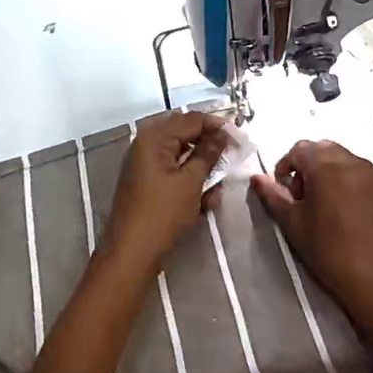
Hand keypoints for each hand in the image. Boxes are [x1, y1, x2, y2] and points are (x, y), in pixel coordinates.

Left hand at [94, 111, 230, 280]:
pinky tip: (202, 203)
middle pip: (186, 135)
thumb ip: (208, 154)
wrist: (131, 252)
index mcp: (154, 138)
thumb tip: (223, 134)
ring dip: (202, 171)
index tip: (241, 139)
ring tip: (213, 195)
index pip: (192, 119)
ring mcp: (145, 164)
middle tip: (230, 162)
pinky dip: (190, 183)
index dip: (218, 126)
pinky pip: (174, 173)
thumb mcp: (191, 182)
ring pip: (182, 156)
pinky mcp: (147, 182)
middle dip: (209, 149)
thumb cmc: (162, 214)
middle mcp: (146, 144)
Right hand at [251, 141, 372, 332]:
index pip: (299, 149)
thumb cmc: (329, 250)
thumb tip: (256, 178)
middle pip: (322, 149)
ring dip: (327, 171)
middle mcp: (352, 161)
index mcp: (327, 166)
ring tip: (321, 204)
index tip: (282, 191)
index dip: (285, 166)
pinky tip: (342, 209)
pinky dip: (346, 180)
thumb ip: (273, 196)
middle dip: (307, 166)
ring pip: (343, 159)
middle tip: (300, 197)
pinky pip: (359, 172)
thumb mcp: (293, 223)